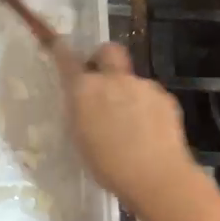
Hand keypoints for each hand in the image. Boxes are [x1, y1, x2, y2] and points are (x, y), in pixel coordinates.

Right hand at [58, 42, 198, 212]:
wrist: (157, 178)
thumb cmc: (109, 166)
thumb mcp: (80, 139)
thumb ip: (80, 111)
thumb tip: (83, 101)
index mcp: (84, 90)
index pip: (66, 58)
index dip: (59, 48)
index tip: (54, 42)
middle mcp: (113, 80)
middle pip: (108, 51)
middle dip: (103, 58)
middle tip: (101, 80)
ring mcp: (142, 85)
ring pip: (131, 80)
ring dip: (127, 93)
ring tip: (131, 126)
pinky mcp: (165, 97)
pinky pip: (150, 96)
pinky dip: (147, 108)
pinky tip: (150, 132)